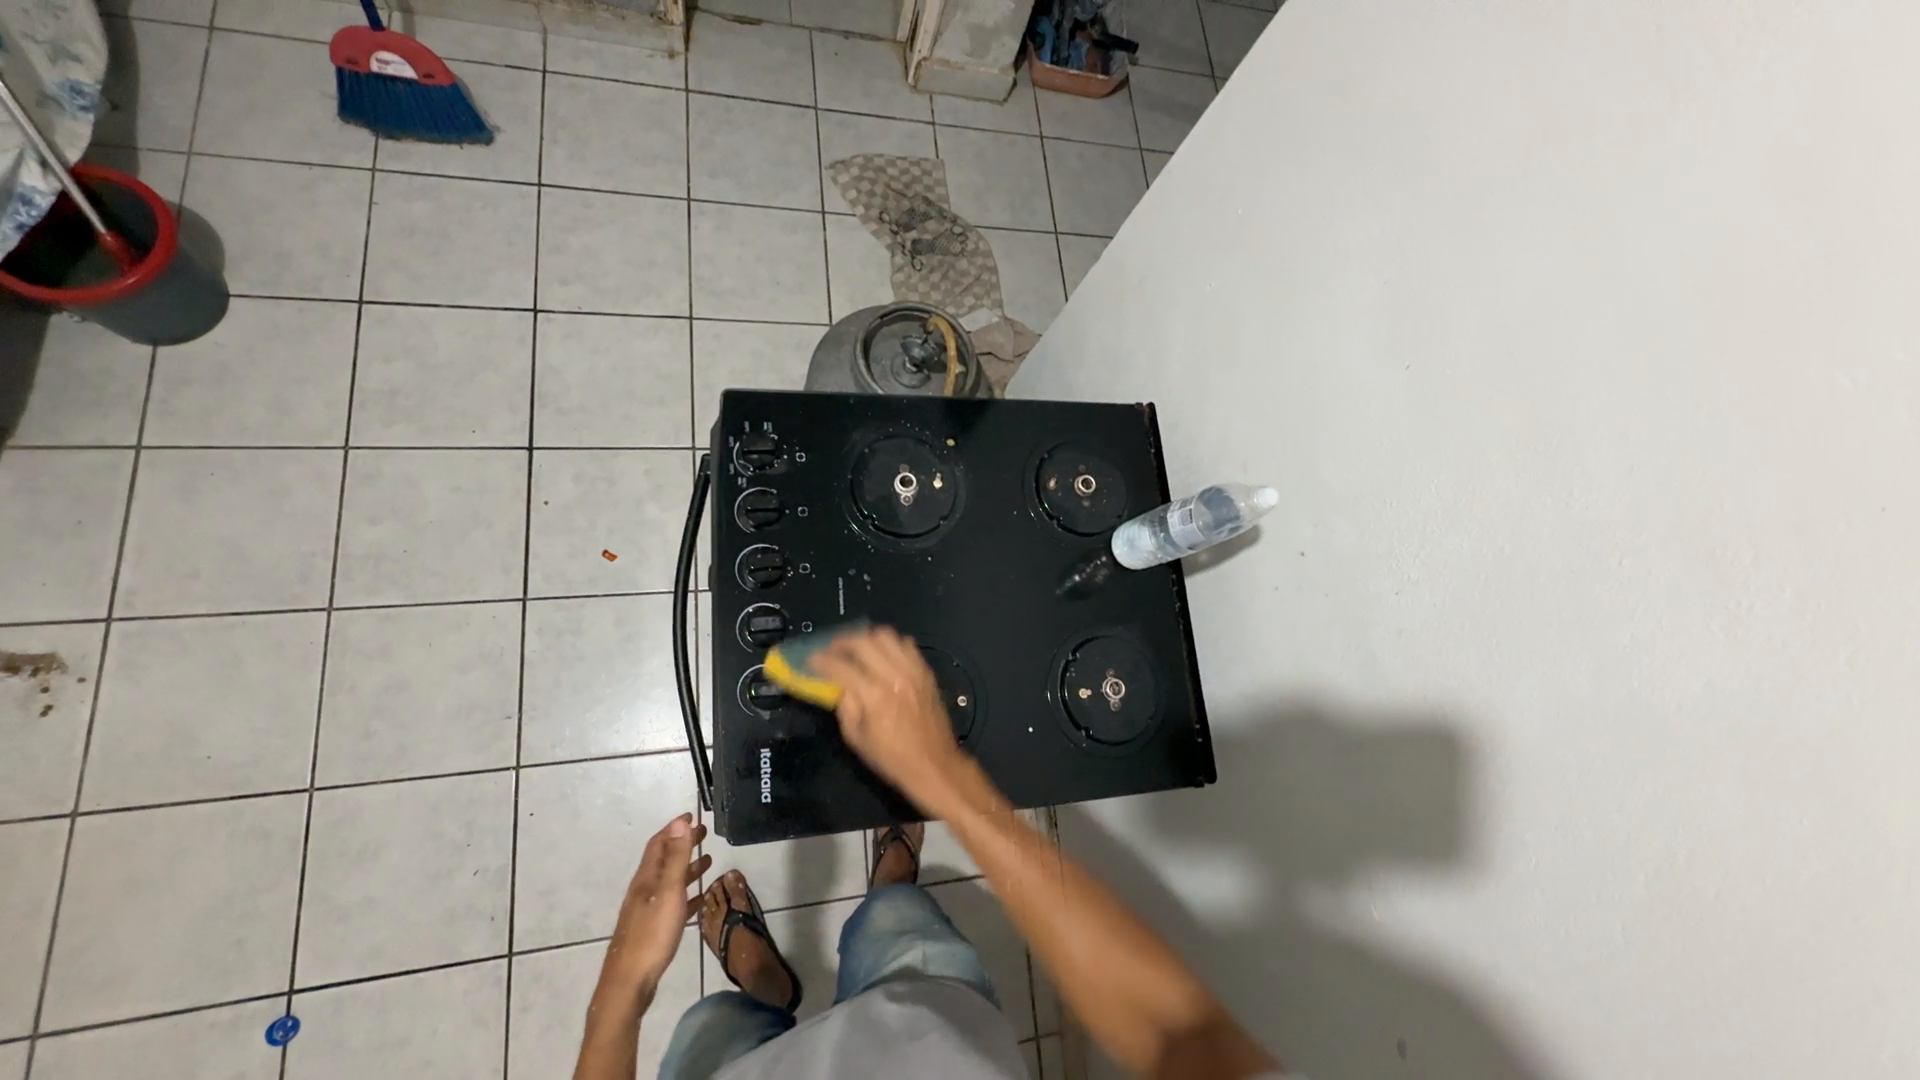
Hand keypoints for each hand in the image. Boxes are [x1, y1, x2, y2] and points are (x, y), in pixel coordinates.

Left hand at [601, 813, 710, 991]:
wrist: (629, 983)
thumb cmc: (651, 935)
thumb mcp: (667, 892)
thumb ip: (675, 858)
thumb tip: (680, 822)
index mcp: (646, 878)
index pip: (659, 844)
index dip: (674, 828)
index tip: (693, 816)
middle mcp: (644, 890)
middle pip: (663, 859)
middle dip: (682, 844)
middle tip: (704, 833)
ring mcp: (647, 911)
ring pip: (669, 881)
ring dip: (687, 867)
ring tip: (708, 860)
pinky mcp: (653, 930)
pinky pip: (673, 903)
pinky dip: (687, 895)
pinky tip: (700, 900)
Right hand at [812, 626, 965, 800]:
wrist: (934, 764)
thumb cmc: (891, 758)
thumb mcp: (856, 738)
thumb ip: (844, 706)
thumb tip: (837, 684)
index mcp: (874, 695)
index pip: (841, 666)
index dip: (821, 660)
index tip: (811, 659)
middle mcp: (894, 676)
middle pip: (863, 641)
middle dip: (841, 642)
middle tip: (832, 649)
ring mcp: (913, 670)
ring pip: (887, 635)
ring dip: (867, 638)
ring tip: (857, 648)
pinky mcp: (926, 671)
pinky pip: (907, 644)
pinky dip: (891, 644)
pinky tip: (883, 655)